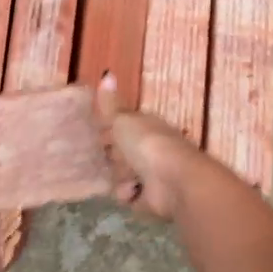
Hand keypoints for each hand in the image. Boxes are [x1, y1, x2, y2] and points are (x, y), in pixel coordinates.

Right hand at [96, 74, 205, 222]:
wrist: (174, 182)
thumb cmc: (147, 144)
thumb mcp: (122, 118)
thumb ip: (109, 102)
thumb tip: (107, 73)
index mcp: (144, 125)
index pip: (120, 125)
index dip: (108, 129)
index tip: (98, 132)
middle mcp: (148, 148)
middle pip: (118, 151)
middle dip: (111, 155)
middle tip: (110, 155)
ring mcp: (150, 173)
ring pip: (119, 174)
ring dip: (119, 176)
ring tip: (126, 175)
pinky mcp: (149, 198)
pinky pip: (127, 195)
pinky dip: (128, 194)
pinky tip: (132, 190)